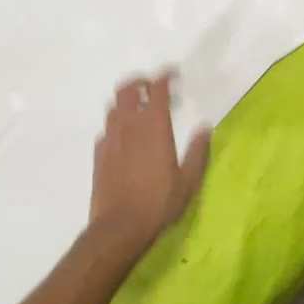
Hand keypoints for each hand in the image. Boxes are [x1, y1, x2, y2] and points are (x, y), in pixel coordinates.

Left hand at [88, 71, 210, 254]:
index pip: (157, 88)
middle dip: (140, 82)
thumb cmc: (158, 203)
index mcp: (154, 126)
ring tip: (139, 112)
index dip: (165, 76)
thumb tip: (205, 128)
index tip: (174, 75)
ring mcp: (111, 139)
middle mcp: (130, 125)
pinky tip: (124, 140)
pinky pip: (106, 130)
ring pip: (113, 107)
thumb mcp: (188, 181)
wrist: (118, 228)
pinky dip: (116, 126)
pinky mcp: (98, 155)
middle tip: (153, 89)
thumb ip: (197, 151)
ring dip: (126, 103)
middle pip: (127, 89)